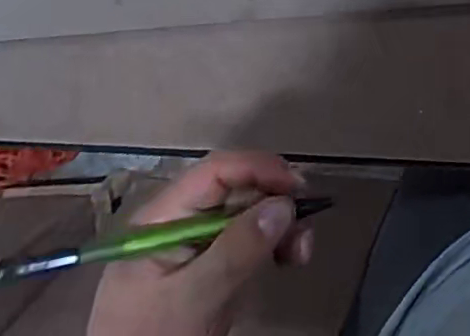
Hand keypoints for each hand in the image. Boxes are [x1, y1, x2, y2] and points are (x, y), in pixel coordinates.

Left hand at [87, 151, 313, 335]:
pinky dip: (273, 246)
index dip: (258, 169)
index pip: (215, 171)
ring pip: (247, 215)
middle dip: (275, 200)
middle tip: (306, 227)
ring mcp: (195, 248)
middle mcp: (180, 222)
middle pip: (235, 190)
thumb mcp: (192, 300)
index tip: (297, 186)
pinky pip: (247, 244)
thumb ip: (236, 251)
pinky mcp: (210, 272)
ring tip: (301, 252)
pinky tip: (289, 259)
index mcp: (163, 216)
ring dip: (279, 224)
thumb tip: (284, 204)